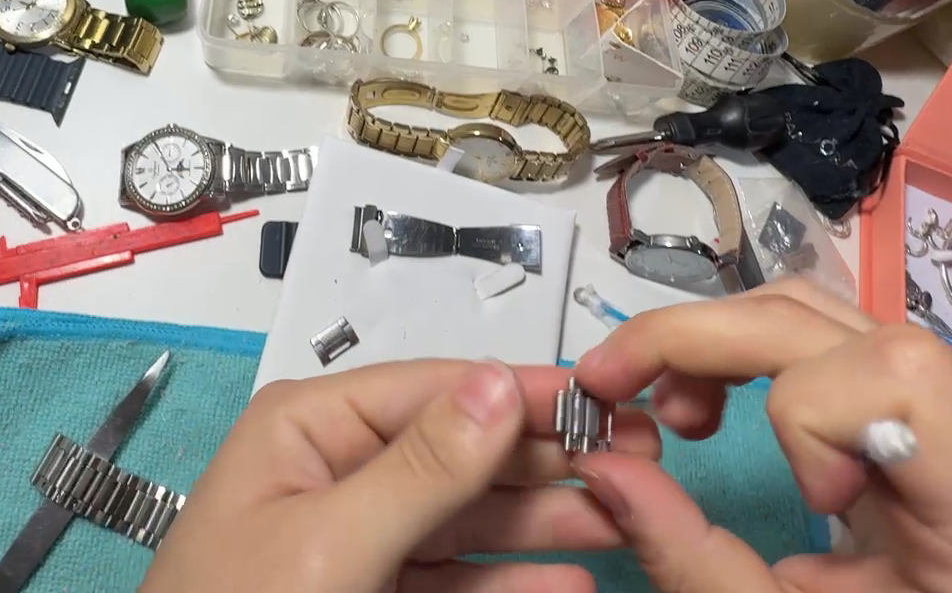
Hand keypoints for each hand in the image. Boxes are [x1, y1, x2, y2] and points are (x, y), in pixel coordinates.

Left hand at [143, 360, 656, 592]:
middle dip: (543, 459)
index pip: (434, 390)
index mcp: (315, 425)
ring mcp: (360, 533)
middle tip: (636, 461)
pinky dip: (512, 583)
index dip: (518, 392)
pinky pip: (456, 580)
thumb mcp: (330, 543)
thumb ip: (420, 466)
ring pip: (468, 516)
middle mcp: (341, 465)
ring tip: (624, 516)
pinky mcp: (375, 591)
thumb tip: (498, 379)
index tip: (601, 399)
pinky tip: (569, 584)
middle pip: (460, 451)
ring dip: (544, 519)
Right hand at [569, 280, 951, 591]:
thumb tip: (596, 462)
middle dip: (698, 341)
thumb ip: (688, 556)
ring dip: (718, 344)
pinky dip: (751, 355)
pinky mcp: (946, 412)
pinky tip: (726, 407)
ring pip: (820, 314)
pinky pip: (834, 341)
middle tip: (613, 383)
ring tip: (674, 411)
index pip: (904, 378)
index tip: (796, 496)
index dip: (810, 407)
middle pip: (826, 323)